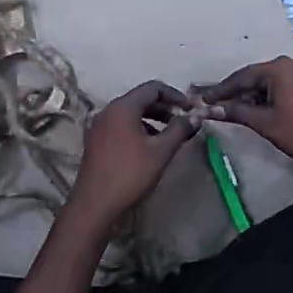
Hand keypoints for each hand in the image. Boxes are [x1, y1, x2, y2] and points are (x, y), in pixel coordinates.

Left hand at [68, 81, 195, 222]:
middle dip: (165, 107)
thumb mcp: (161, 151)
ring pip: (131, 113)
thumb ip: (180, 129)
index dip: (175, 95)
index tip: (190, 109)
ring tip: (170, 135)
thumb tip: (197, 116)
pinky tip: (150, 146)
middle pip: (140, 99)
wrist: (95, 204)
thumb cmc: (130, 174)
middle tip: (183, 121)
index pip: (152, 88)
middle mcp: (108, 111)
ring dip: (153, 119)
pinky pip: (121, 125)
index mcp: (123, 107)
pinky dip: (139, 128)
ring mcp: (99, 126)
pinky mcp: (96, 141)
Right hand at [198, 56, 292, 163]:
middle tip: (216, 104)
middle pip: (255, 77)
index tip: (203, 99)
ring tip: (235, 110)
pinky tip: (259, 108)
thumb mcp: (264, 122)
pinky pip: (282, 85)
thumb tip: (212, 109)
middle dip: (236, 92)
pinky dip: (268, 95)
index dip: (221, 90)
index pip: (241, 77)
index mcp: (278, 69)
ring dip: (252, 95)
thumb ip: (237, 112)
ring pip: (269, 81)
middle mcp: (290, 64)